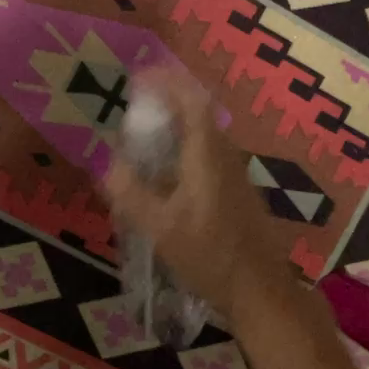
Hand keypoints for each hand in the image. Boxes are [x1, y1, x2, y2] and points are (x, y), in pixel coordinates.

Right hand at [103, 67, 280, 310]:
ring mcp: (234, 173)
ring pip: (202, 134)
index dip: (167, 82)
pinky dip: (182, 148)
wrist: (261, 291)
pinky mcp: (236, 191)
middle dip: (166, 101)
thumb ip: (130, 192)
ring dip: (174, 126)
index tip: (139, 77)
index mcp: (207, 156)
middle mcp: (224, 156)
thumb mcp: (160, 228)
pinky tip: (163, 173)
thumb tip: (107, 164)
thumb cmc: (210, 256)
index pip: (192, 100)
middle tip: (133, 107)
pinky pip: (205, 153)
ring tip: (141, 137)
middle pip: (198, 113)